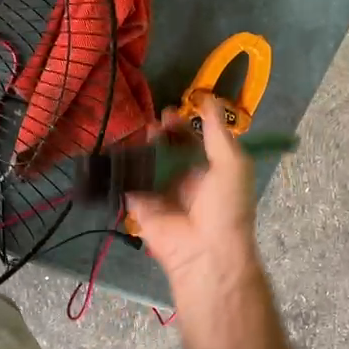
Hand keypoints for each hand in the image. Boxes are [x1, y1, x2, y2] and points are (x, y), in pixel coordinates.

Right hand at [126, 98, 264, 313]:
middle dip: (159, 134)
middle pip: (166, 150)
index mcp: (209, 169)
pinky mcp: (139, 206)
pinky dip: (120, 171)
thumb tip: (210, 99)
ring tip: (138, 136)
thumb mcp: (231, 163)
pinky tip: (117, 154)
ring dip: (141, 149)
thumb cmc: (225, 206)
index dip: (183, 125)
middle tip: (153, 123)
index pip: (193, 140)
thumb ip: (217, 132)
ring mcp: (160, 192)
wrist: (205, 250)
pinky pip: (127, 184)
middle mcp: (183, 179)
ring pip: (145, 163)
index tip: (170, 111)